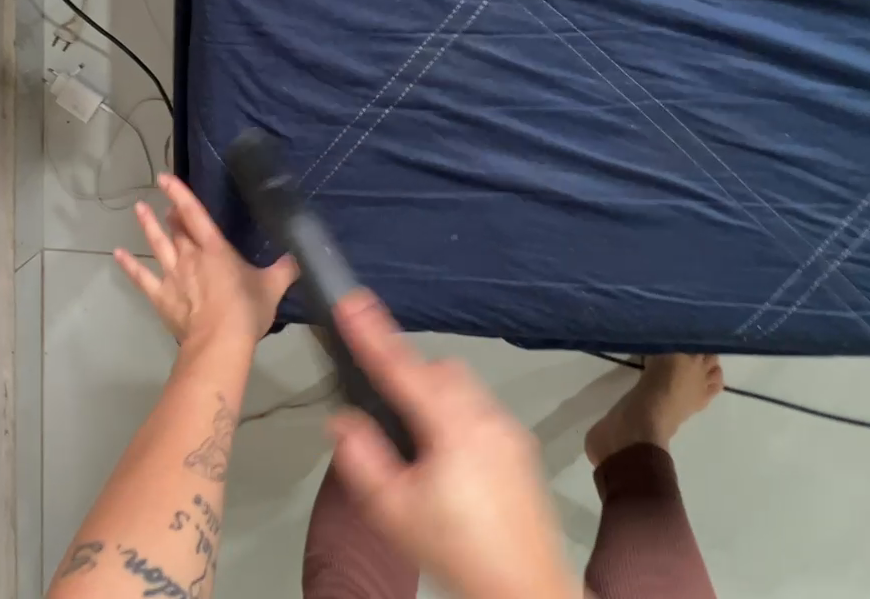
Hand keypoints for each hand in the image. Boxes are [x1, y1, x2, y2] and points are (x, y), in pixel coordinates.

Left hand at [115, 175, 299, 352]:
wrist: (219, 342)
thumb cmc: (245, 310)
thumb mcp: (272, 287)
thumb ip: (285, 269)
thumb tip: (299, 258)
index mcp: (215, 248)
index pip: (195, 213)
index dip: (179, 194)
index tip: (164, 178)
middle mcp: (190, 256)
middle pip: (177, 229)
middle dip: (172, 215)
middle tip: (167, 206)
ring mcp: (172, 275)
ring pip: (158, 244)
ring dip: (148, 226)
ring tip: (139, 210)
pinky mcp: (160, 296)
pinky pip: (141, 277)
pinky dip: (129, 265)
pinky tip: (118, 254)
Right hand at [325, 292, 580, 598]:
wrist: (527, 594)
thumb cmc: (457, 551)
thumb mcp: (392, 510)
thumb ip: (360, 457)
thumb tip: (342, 420)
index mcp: (450, 426)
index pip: (401, 366)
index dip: (372, 332)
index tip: (351, 301)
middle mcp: (484, 417)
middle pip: (438, 368)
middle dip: (407, 367)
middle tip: (381, 390)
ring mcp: (507, 431)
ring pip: (461, 384)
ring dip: (432, 388)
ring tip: (411, 425)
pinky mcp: (519, 449)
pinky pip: (479, 406)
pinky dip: (455, 409)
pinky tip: (444, 447)